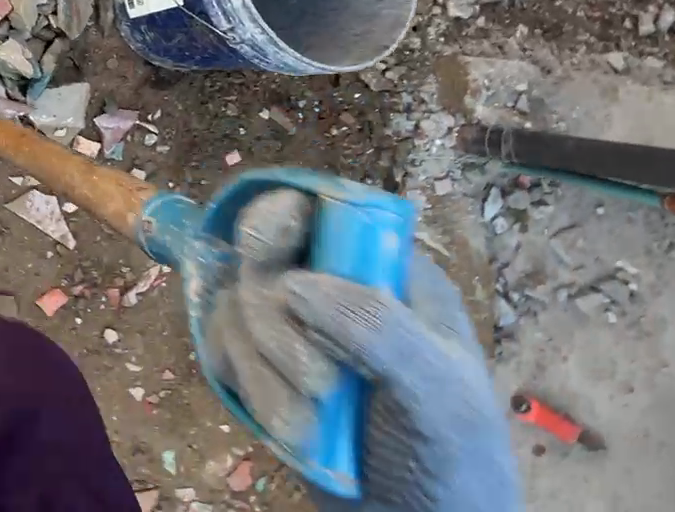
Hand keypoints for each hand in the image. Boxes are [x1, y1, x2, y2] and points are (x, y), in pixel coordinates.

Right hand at [209, 191, 520, 511]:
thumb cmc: (450, 464)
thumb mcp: (442, 398)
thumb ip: (379, 328)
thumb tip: (292, 282)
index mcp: (384, 272)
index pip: (317, 209)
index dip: (278, 218)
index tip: (261, 252)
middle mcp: (330, 285)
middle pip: (259, 255)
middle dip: (276, 321)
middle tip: (319, 380)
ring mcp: (288, 323)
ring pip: (236, 304)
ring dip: (270, 370)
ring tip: (318, 422)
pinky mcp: (256, 362)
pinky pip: (223, 348)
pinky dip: (256, 392)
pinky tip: (294, 431)